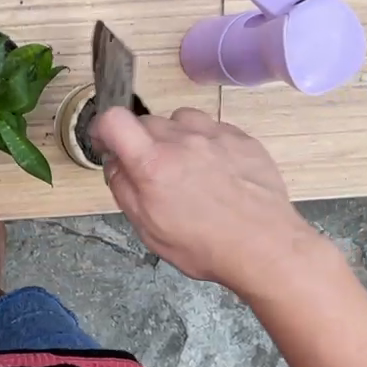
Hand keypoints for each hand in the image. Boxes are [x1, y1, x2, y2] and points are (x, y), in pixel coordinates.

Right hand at [92, 106, 326, 296]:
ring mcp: (215, 135)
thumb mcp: (148, 228)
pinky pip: (213, 128)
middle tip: (150, 171)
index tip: (105, 141)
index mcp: (152, 163)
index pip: (114, 120)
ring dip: (174, 137)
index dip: (103, 128)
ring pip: (181, 120)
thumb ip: (124, 190)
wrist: (263, 246)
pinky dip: (204, 143)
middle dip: (140, 142)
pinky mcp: (242, 138)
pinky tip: (214, 171)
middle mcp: (182, 139)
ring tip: (184, 166)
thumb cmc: (203, 245)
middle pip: (147, 121)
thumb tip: (114, 164)